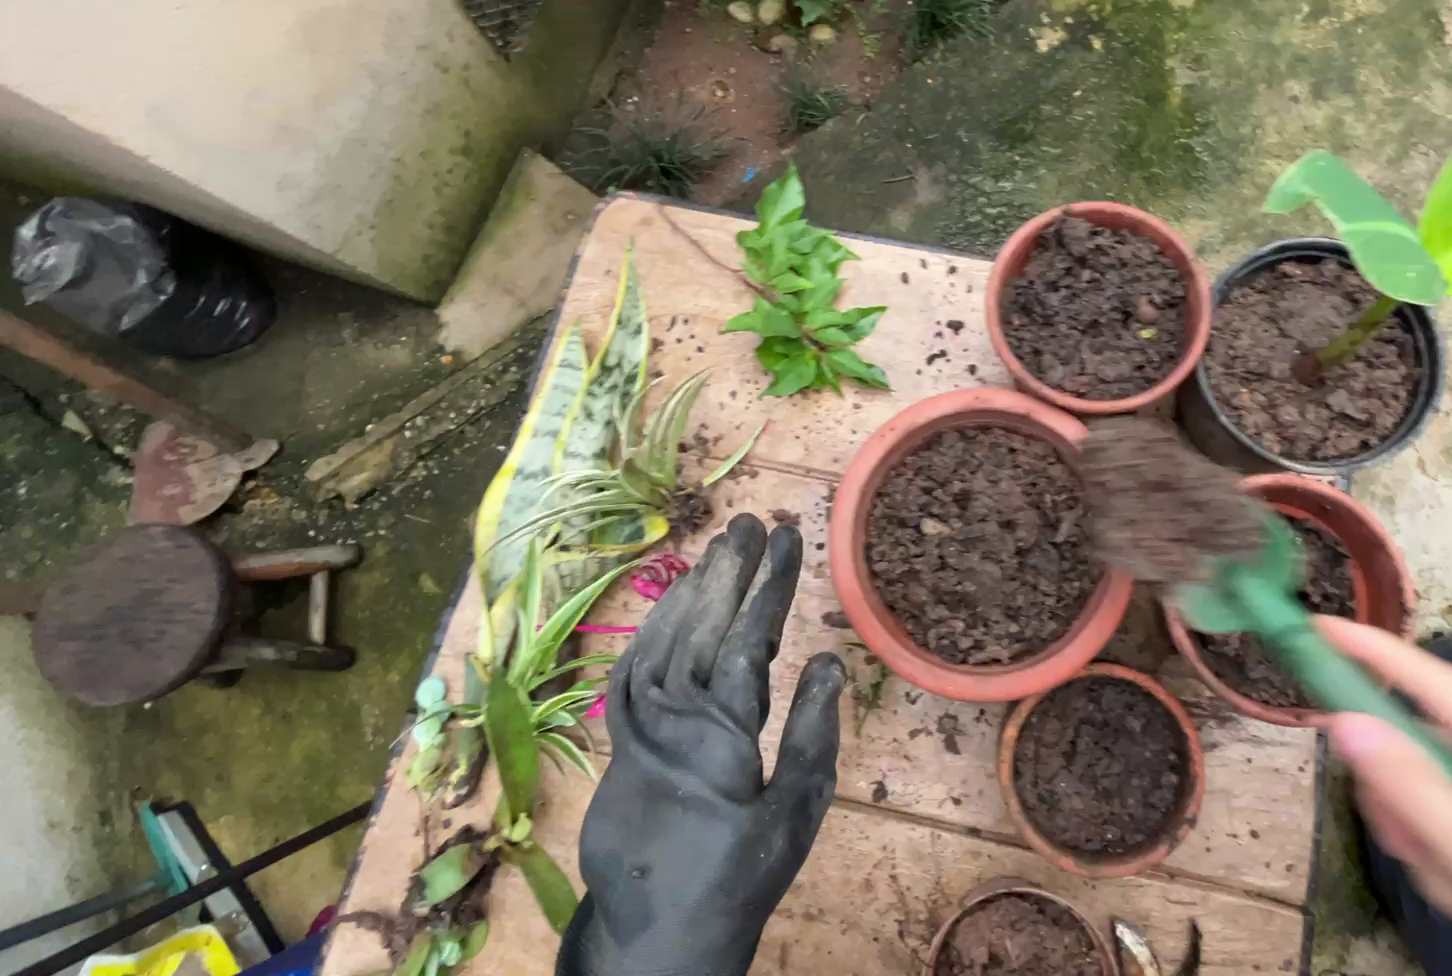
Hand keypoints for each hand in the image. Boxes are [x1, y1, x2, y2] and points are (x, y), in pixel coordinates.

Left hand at [557, 515, 846, 975]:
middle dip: (728, 571)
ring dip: (692, 590)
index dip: (770, 585)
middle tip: (750, 522)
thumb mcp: (796, 814)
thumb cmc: (740, 874)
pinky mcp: (619, 738)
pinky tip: (673, 605)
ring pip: (662, 640)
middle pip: (701, 627)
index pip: (749, 639)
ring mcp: (636, 727)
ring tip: (718, 551)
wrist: (655, 936)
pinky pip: (634, 667)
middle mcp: (672, 719)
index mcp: (723, 735)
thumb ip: (812, 733)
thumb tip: (827, 659)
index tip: (787, 539)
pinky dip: (655, 627)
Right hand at [1319, 618, 1451, 975]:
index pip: (1443, 687)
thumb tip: (1345, 724)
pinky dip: (1440, 859)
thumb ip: (1413, 791)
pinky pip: (1443, 825)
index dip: (1378, 653)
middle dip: (1409, 799)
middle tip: (1408, 838)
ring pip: (1428, 792)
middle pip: (1428, 750)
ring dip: (1426, 839)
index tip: (1323, 627)